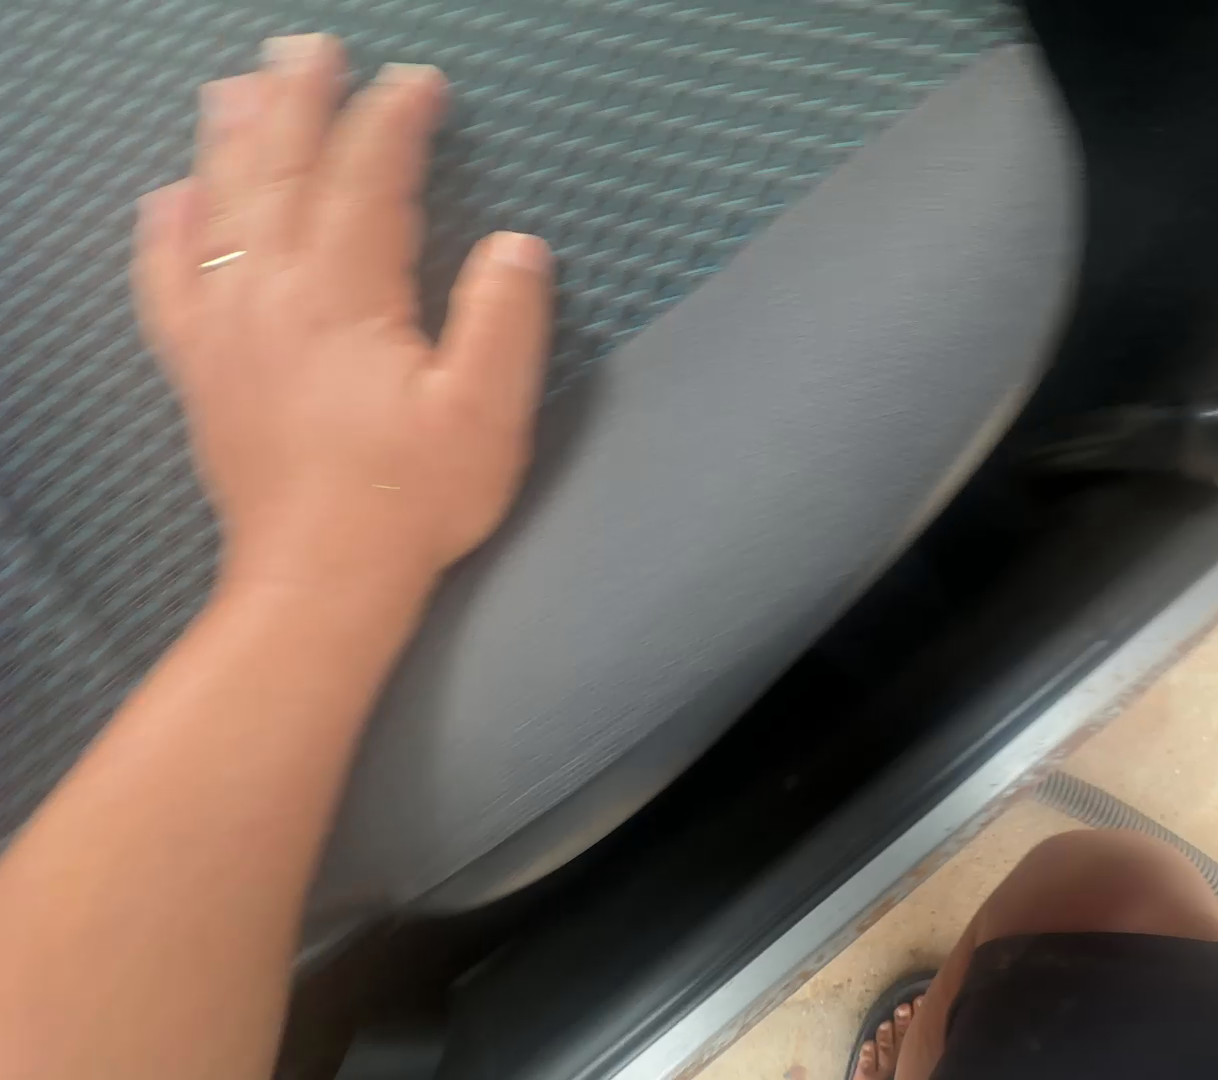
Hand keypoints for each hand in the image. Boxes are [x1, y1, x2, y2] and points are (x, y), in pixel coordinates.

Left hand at [132, 34, 551, 598]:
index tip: (419, 82)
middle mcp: (270, 291)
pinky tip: (170, 198)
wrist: (326, 570)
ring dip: (232, 138)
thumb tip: (517, 245)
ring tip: (242, 88)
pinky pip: (168, 274)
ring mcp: (223, 327)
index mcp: (346, 296)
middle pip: (277, 172)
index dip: (393, 124)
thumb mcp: (490, 410)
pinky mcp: (202, 367)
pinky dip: (168, 224)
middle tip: (314, 48)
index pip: (368, 182)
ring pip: (217, 206)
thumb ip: (503, 320)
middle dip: (300, 102)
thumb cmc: (422, 491)